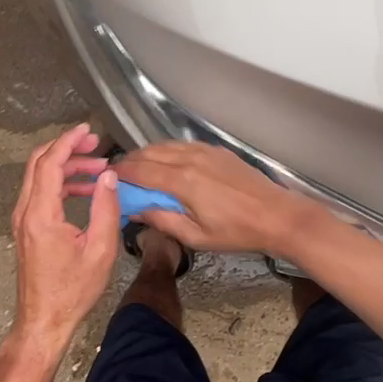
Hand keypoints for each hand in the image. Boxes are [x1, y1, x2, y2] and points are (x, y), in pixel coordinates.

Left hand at [11, 124, 121, 345]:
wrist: (44, 321)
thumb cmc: (72, 291)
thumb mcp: (100, 249)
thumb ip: (106, 208)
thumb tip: (109, 176)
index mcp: (41, 215)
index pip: (50, 163)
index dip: (68, 142)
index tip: (88, 131)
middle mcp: (26, 213)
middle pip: (39, 163)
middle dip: (67, 148)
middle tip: (94, 144)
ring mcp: (23, 221)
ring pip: (39, 177)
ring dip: (66, 166)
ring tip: (98, 168)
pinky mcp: (27, 229)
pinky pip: (41, 193)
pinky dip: (62, 183)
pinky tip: (86, 190)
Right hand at [113, 143, 323, 255]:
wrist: (276, 215)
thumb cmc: (236, 232)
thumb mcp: (196, 236)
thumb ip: (162, 220)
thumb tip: (135, 211)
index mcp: (182, 181)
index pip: (141, 171)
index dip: (120, 173)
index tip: (106, 177)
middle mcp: (190, 158)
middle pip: (150, 153)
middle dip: (130, 161)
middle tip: (117, 173)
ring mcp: (205, 151)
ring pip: (165, 146)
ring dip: (147, 154)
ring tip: (136, 166)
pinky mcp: (216, 150)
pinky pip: (182, 145)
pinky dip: (166, 150)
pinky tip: (164, 161)